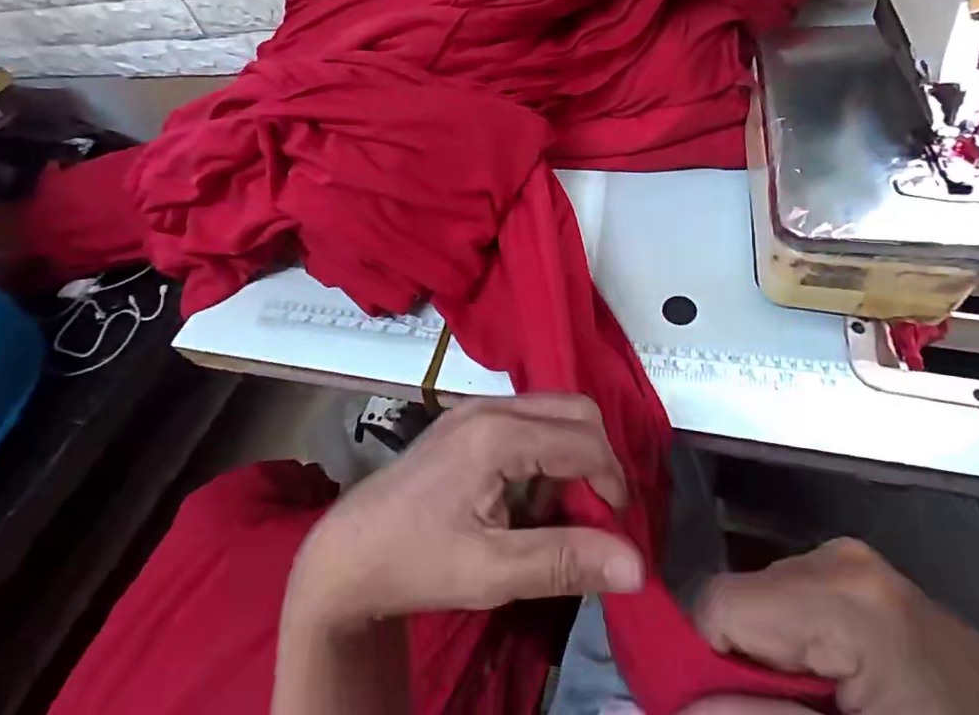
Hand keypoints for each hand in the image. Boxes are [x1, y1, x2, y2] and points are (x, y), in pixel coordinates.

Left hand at [283, 394, 645, 629]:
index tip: (614, 531)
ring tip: (552, 515)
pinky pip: (530, 422)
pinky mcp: (468, 420)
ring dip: (571, 459)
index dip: (612, 483)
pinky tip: (523, 500)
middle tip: (590, 516)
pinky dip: (545, 456)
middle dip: (596, 463)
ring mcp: (477, 408)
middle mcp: (492, 406)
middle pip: (577, 413)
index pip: (585, 441)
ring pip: (556, 415)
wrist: (342, 558)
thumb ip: (564, 562)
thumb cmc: (414, 563)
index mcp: (498, 434)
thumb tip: (636, 567)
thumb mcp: (490, 572)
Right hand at [690, 539, 978, 714]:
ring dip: (762, 671)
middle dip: (734, 675)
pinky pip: (792, 613)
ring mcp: (855, 565)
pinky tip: (832, 698)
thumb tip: (673, 706)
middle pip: (737, 607)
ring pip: (759, 612)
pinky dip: (791, 659)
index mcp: (842, 596)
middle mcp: (840, 559)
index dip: (698, 670)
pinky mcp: (864, 583)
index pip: (716, 606)